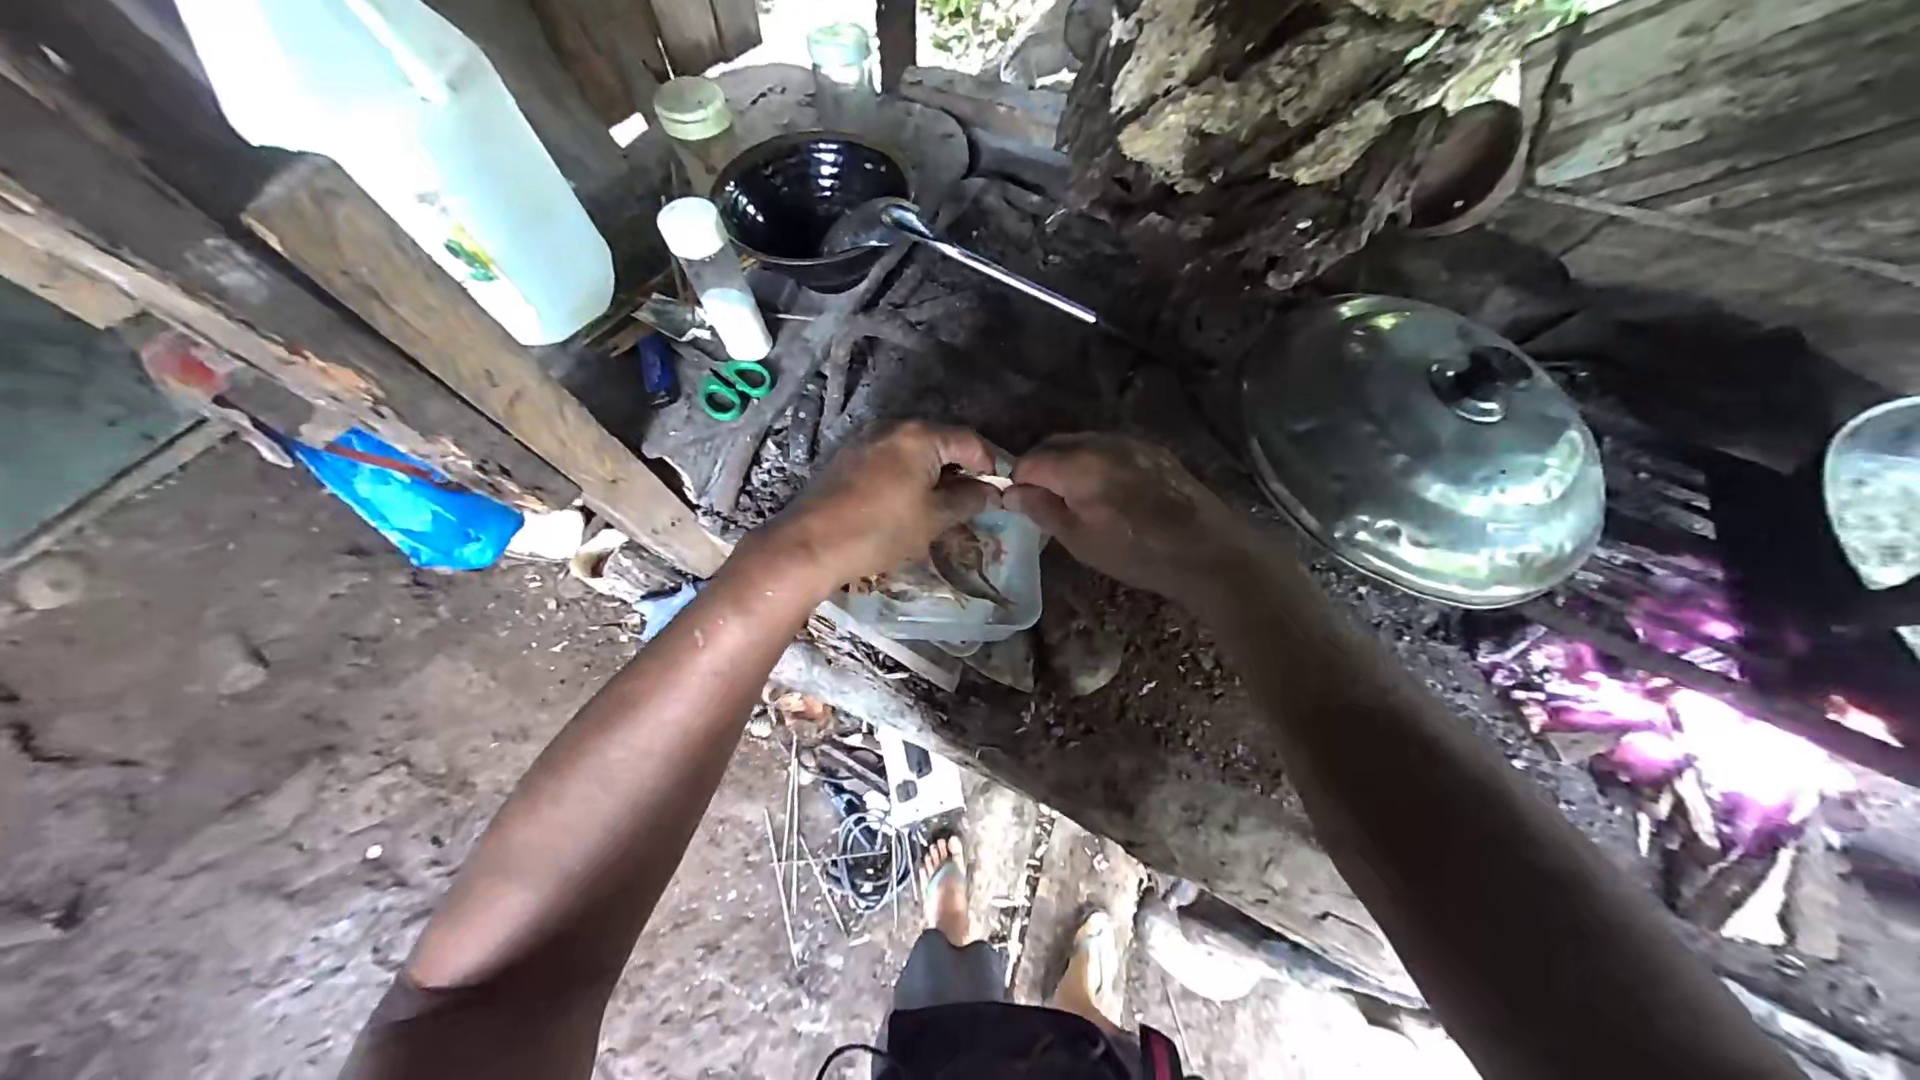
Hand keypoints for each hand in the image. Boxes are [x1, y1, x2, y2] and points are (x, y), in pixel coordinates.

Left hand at [756, 421, 1002, 591]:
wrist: (810, 544)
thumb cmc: (880, 529)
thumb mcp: (934, 518)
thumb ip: (968, 499)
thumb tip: (991, 491)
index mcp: (918, 436)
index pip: (968, 439)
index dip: (989, 462)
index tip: (999, 488)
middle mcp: (891, 428)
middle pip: (939, 441)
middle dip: (961, 467)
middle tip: (973, 499)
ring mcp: (865, 440)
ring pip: (913, 451)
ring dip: (933, 473)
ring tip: (942, 504)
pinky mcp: (847, 458)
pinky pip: (890, 460)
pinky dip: (907, 476)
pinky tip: (908, 503)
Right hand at [1004, 433, 1262, 605]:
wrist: (1207, 550)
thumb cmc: (1137, 552)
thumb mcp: (1080, 540)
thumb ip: (1042, 510)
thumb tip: (1012, 493)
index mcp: (1077, 464)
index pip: (1030, 461)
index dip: (1020, 482)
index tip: (1023, 505)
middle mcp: (1101, 442)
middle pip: (1054, 444)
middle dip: (1042, 468)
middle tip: (1045, 501)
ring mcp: (1130, 442)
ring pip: (1083, 443)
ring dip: (1068, 463)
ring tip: (1075, 497)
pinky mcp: (1152, 450)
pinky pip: (1109, 448)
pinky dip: (1095, 462)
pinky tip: (1107, 490)